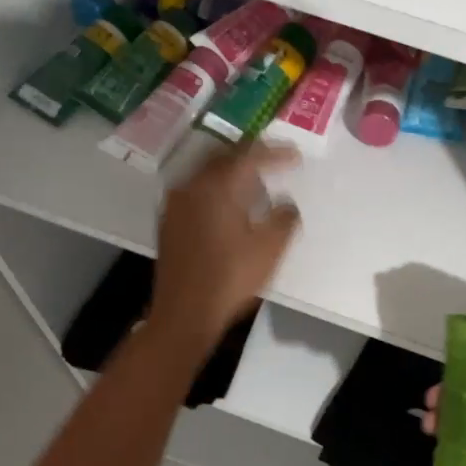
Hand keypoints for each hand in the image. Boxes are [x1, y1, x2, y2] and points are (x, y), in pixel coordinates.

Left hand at [152, 143, 300, 346]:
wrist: (184, 313)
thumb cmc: (230, 279)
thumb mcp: (269, 250)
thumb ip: (284, 219)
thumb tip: (287, 204)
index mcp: (217, 186)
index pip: (249, 155)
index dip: (275, 152)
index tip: (296, 157)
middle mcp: (192, 186)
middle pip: (223, 156)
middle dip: (250, 156)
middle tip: (274, 161)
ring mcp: (176, 203)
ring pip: (206, 173)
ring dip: (232, 173)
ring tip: (254, 185)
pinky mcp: (169, 222)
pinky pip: (196, 191)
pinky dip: (216, 189)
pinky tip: (229, 207)